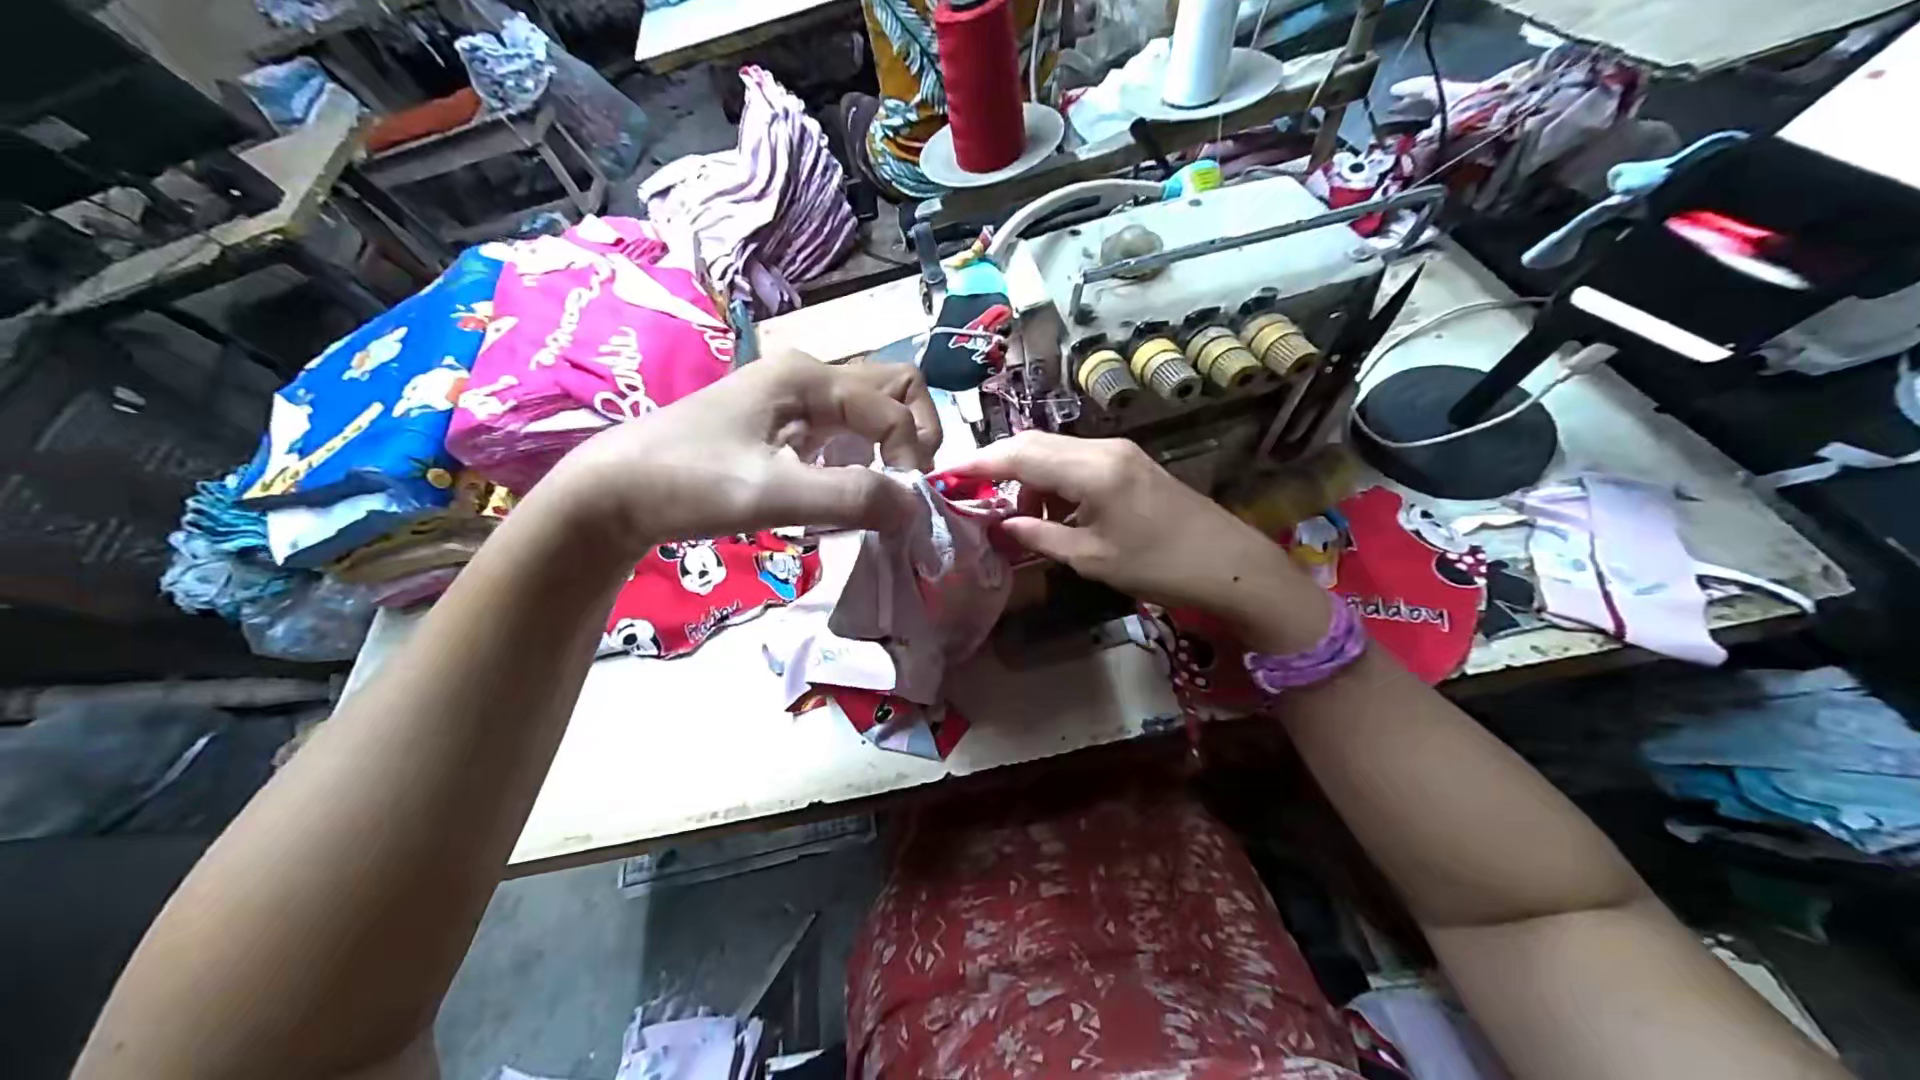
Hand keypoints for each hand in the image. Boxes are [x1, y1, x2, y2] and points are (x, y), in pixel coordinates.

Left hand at [537, 351, 941, 556]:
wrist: (615, 493)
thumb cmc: (689, 484)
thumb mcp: (772, 492)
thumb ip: (851, 496)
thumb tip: (914, 506)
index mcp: (809, 377)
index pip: (895, 407)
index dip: (911, 455)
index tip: (898, 506)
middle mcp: (808, 376)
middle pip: (895, 387)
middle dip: (915, 433)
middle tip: (905, 482)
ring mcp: (794, 399)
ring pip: (872, 408)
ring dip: (891, 444)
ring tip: (882, 490)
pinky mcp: (783, 424)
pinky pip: (845, 430)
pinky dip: (864, 456)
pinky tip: (846, 488)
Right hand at [952, 431, 1331, 650]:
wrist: (1230, 565)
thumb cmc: (1159, 566)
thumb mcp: (1091, 557)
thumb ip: (1039, 536)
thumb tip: (1000, 525)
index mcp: (1091, 469)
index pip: (1020, 454)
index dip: (979, 463)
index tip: (947, 475)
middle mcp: (1103, 448)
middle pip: (1035, 444)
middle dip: (1001, 468)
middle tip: (976, 498)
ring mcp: (1120, 452)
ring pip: (1055, 453)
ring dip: (1031, 479)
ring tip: (1024, 520)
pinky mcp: (1130, 463)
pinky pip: (1078, 463)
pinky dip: (1056, 483)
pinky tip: (1056, 514)